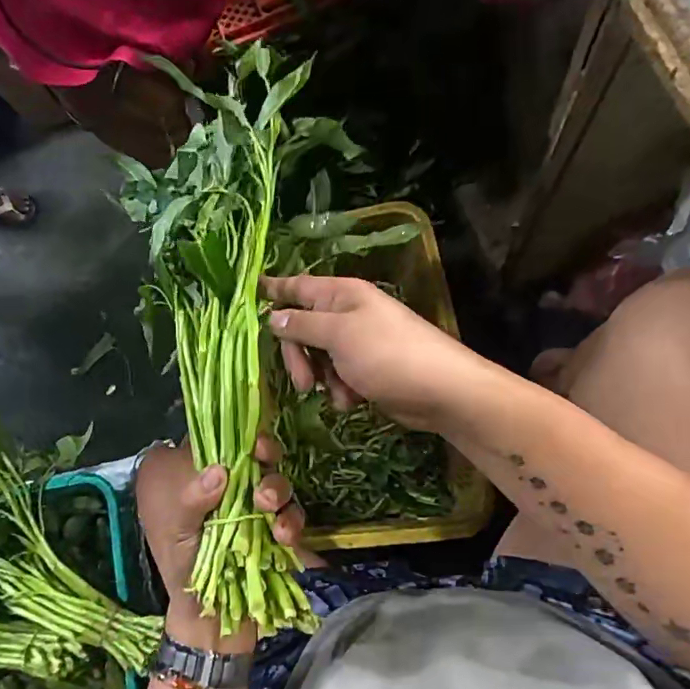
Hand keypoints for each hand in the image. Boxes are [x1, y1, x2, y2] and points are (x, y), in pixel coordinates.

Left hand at [134, 439, 306, 647]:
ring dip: (276, 487)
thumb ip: (191, 498)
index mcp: (190, 475)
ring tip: (268, 504)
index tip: (247, 435)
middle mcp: (224, 484)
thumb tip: (218, 472)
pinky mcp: (276, 528)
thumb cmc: (181, 568)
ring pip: (274, 480)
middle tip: (266, 458)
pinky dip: (290, 520)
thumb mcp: (174, 530)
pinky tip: (283, 534)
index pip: (213, 438)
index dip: (232, 434)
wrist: (210, 623)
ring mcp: (252, 506)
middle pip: (251, 454)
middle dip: (263, 454)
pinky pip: (291, 514)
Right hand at [262, 274, 495, 432]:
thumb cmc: (388, 354)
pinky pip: (337, 376)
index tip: (248, 292)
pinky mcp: (365, 369)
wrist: (441, 391)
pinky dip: (339, 390)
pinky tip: (351, 401)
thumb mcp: (338, 335)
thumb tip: (273, 317)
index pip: (296, 286)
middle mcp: (346, 314)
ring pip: (317, 357)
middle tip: (303, 382)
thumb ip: (302, 325)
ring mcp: (357, 342)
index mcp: (341, 294)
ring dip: (320, 377)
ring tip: (337, 394)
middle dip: (298, 356)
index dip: (272, 289)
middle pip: (302, 328)